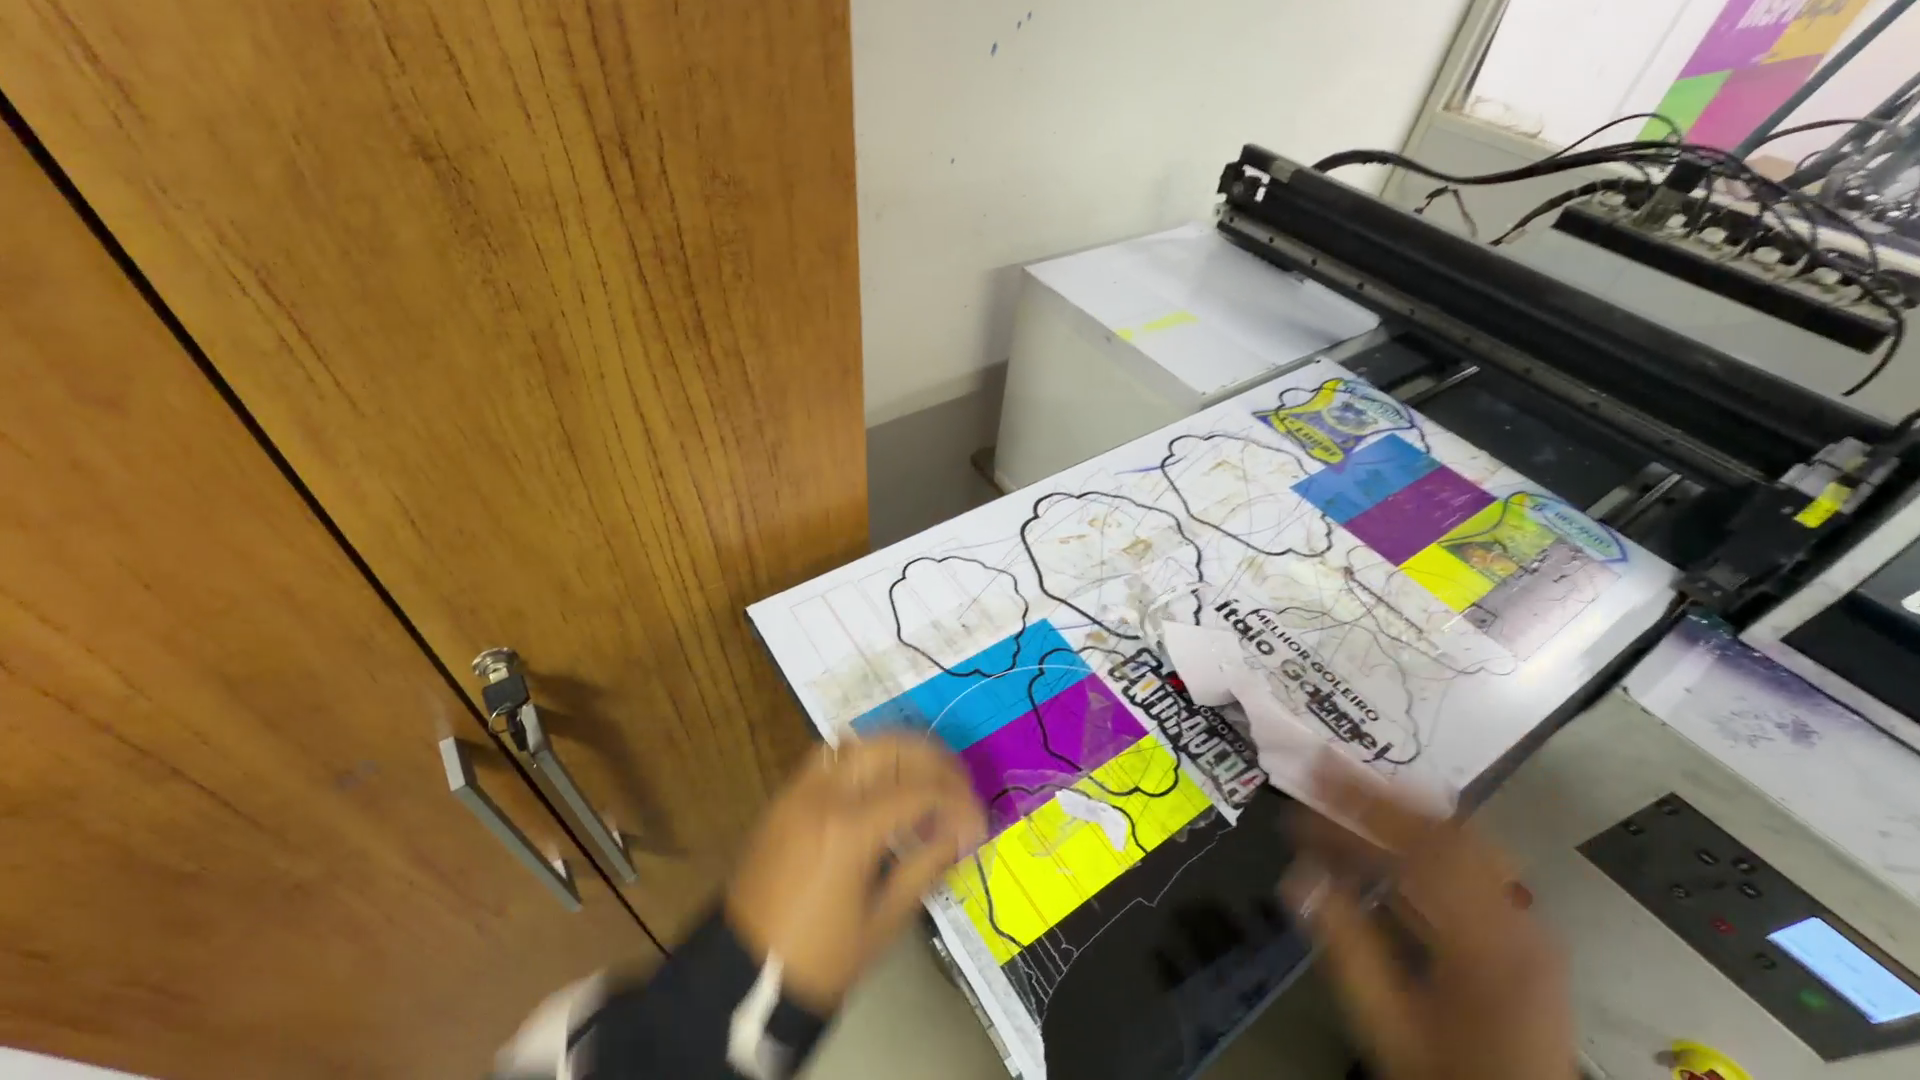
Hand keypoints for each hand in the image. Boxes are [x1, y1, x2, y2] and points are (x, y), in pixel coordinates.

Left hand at [725, 734, 987, 1011]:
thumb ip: (926, 865)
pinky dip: (861, 759)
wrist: (743, 979)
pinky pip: (827, 759)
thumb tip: (961, 833)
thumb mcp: (884, 920)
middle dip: (934, 761)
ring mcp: (797, 793)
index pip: (922, 791)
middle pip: (891, 747)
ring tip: (924, 777)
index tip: (978, 827)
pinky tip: (881, 785)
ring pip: (856, 742)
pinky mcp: (782, 802)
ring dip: (896, 751)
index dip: (960, 804)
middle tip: (959, 787)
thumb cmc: (821, 960)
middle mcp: (823, 795)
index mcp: (850, 828)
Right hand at [1283, 749, 1574, 1079]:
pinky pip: (1477, 864)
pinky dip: (1428, 840)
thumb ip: (1346, 946)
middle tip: (1324, 771)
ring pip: (1466, 839)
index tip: (1304, 798)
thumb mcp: (1387, 1023)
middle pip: (1448, 829)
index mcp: (1486, 942)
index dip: (1356, 814)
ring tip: (1351, 792)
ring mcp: (1528, 924)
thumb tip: (1300, 874)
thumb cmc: (1448, 1073)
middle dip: (1379, 796)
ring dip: (1404, 811)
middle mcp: (1518, 919)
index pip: (1419, 849)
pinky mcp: (1525, 933)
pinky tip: (1390, 840)